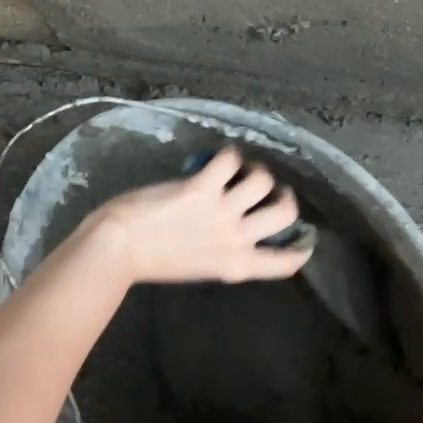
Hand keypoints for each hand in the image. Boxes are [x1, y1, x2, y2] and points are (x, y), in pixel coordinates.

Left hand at [95, 147, 313, 283]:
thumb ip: (218, 252)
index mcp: (236, 266)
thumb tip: (227, 233)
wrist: (119, 247)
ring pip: (261, 183)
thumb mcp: (196, 267)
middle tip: (270, 188)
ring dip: (256, 171)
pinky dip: (229, 155)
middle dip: (283, 197)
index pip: (285, 263)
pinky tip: (222, 155)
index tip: (303, 237)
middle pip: (284, 214)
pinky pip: (228, 162)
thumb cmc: (149, 260)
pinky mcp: (201, 188)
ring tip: (244, 168)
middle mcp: (237, 239)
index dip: (300, 248)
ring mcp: (221, 212)